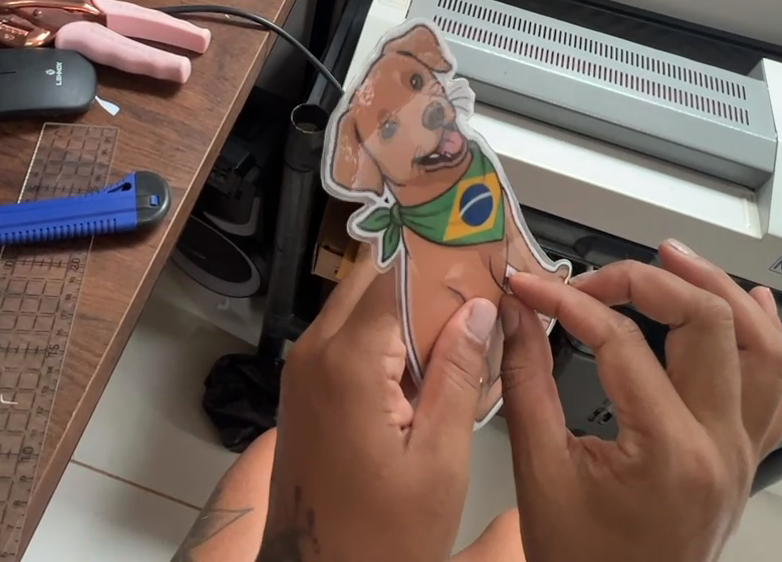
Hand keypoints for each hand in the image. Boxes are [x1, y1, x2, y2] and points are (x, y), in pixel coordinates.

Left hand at [261, 256, 498, 560]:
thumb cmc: (381, 535)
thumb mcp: (438, 462)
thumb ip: (459, 375)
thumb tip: (479, 309)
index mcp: (348, 360)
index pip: (396, 276)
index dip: (438, 259)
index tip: (477, 249)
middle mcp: (315, 348)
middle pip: (371, 279)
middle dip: (422, 273)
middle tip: (474, 280)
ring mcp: (302, 365)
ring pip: (357, 303)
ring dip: (402, 302)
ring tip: (458, 313)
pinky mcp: (302, 383)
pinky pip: (344, 333)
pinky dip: (381, 329)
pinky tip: (422, 350)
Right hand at [500, 241, 781, 561]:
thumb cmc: (579, 554)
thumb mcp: (538, 465)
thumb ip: (525, 377)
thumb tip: (516, 309)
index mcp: (669, 451)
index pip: (620, 340)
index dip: (568, 300)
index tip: (528, 285)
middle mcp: (721, 446)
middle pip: (710, 324)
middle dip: (650, 279)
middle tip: (600, 271)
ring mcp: (743, 451)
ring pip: (764, 348)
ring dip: (721, 290)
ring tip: (674, 256)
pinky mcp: (745, 456)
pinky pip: (779, 388)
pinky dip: (766, 335)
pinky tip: (749, 301)